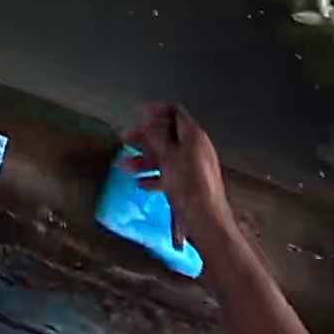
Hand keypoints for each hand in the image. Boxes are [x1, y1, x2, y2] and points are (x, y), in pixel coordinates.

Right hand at [123, 102, 237, 255]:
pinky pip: (171, 173)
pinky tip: (141, 184)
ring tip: (126, 166)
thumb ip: (157, 137)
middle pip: (168, 135)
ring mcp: (194, 166)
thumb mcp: (168, 158)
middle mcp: (196, 147)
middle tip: (126, 140)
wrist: (207, 222)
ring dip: (146, 159)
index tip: (139, 113)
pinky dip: (156, 175)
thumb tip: (148, 120)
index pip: (175, 112)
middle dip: (145, 138)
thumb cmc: (188, 186)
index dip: (157, 111)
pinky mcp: (191, 184)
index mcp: (193, 135)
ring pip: (167, 156)